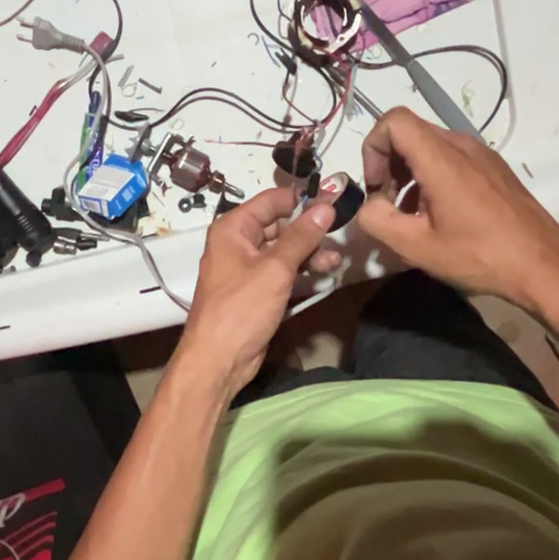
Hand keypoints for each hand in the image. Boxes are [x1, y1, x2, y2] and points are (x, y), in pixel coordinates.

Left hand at [177, 187, 339, 395]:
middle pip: (279, 225)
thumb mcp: (275, 268)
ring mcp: (246, 268)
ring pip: (283, 250)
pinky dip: (301, 270)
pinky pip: (281, 271)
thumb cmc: (242, 308)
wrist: (218, 359)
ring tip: (335, 261)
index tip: (334, 203)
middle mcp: (237, 243)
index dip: (302, 200)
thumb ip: (302, 237)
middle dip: (309, 230)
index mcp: (233, 229)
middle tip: (340, 236)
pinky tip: (324, 273)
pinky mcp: (256, 290)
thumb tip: (326, 207)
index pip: (272, 200)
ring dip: (309, 252)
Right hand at [355, 108, 558, 320]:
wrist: (542, 264)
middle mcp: (461, 145)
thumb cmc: (478, 254)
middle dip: (388, 164)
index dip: (373, 149)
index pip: (393, 122)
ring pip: (430, 146)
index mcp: (441, 158)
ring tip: (410, 215)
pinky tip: (438, 216)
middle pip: (410, 132)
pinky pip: (451, 159)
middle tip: (388, 205)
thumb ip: (377, 220)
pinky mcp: (493, 168)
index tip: (377, 187)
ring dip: (408, 174)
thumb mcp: (414, 246)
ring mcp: (481, 154)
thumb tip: (370, 206)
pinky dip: (431, 178)